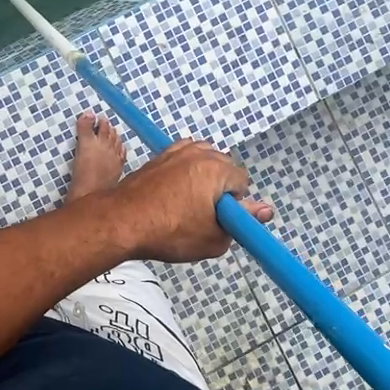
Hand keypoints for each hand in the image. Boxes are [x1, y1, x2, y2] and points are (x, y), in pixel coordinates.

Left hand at [103, 140, 273, 261]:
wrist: (122, 221)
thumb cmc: (170, 232)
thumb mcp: (214, 238)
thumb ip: (243, 223)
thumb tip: (266, 210)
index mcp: (215, 169)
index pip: (242, 181)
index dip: (237, 203)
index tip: (222, 219)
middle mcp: (198, 152)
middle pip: (223, 165)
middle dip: (221, 187)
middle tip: (207, 214)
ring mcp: (175, 151)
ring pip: (203, 158)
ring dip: (203, 176)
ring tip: (190, 204)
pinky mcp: (158, 156)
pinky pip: (183, 157)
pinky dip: (185, 170)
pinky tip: (175, 192)